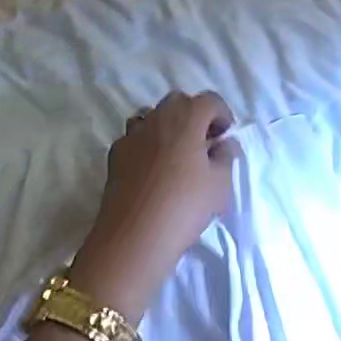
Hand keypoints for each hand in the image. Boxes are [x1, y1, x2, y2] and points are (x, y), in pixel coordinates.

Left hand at [70, 91, 236, 319]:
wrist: (133, 240)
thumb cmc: (185, 206)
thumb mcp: (221, 183)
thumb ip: (227, 156)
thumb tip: (223, 144)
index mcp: (187, 118)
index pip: (209, 100)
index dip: (222, 113)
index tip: (226, 135)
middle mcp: (157, 118)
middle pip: (178, 102)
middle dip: (194, 115)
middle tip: (204, 142)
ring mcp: (132, 136)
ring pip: (152, 116)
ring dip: (168, 126)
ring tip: (177, 154)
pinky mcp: (114, 157)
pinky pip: (135, 138)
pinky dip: (147, 144)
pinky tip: (153, 170)